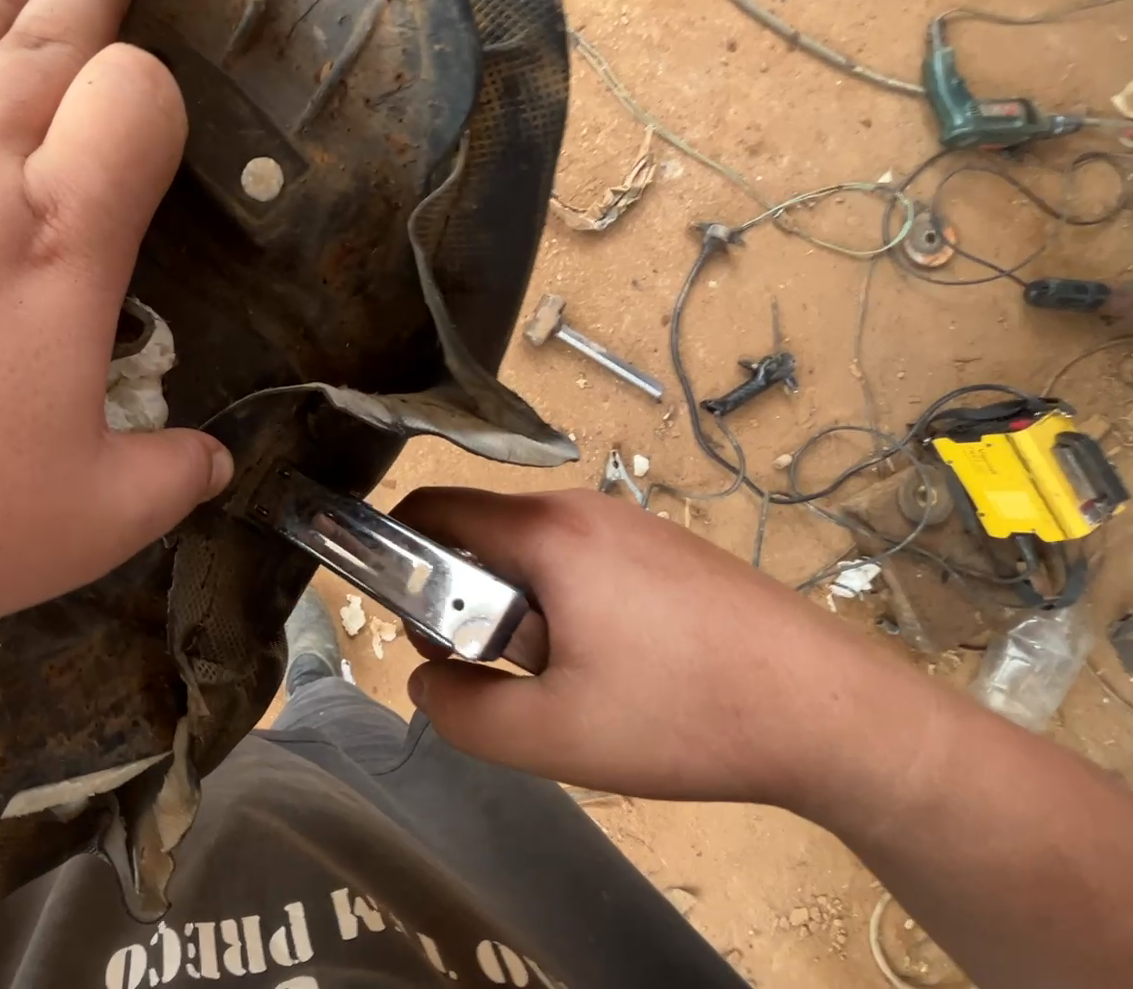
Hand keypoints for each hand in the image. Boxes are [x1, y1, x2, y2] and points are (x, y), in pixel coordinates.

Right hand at [393, 488, 924, 807]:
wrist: (848, 721)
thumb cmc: (689, 717)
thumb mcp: (551, 736)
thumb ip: (460, 712)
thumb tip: (424, 682)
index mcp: (548, 532)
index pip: (432, 508)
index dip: (395, 551)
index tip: (407, 614)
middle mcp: (585, 509)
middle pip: (478, 534)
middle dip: (459, 597)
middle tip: (488, 666)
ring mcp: (632, 525)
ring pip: (527, 553)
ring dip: (513, 607)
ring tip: (559, 675)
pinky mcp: (665, 549)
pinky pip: (577, 562)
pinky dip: (561, 604)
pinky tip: (610, 665)